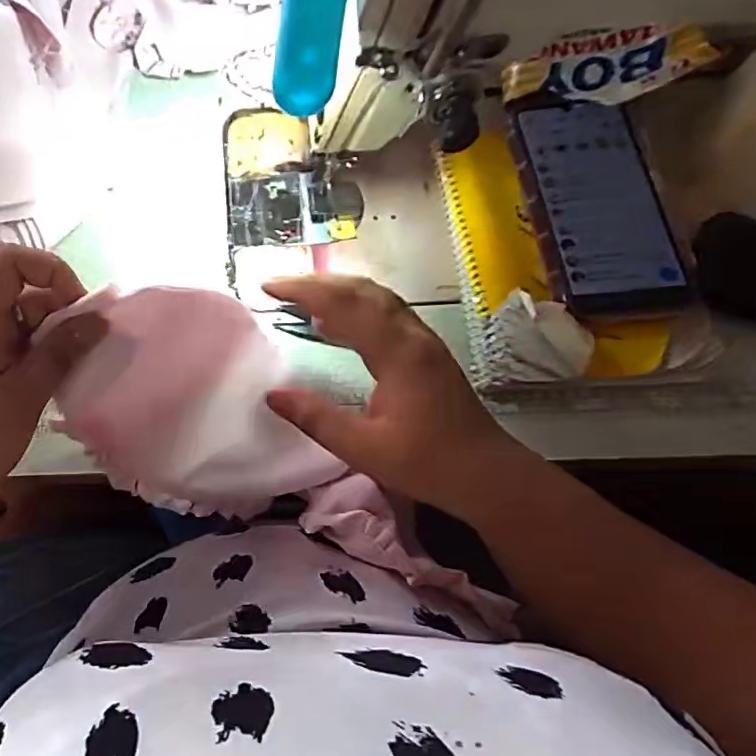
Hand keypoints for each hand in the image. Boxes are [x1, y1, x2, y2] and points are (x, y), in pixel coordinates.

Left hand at [0, 248, 105, 502]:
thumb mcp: (24, 394)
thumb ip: (61, 352)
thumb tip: (99, 319)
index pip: (8, 263)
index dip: (48, 270)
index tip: (78, 305)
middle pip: (25, 290)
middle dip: (64, 307)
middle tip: (92, 341)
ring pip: (31, 319)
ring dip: (61, 333)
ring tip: (85, 361)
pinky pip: (27, 343)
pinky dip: (51, 352)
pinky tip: (69, 373)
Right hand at [263, 275, 532, 519]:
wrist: (486, 473)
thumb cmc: (427, 463)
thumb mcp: (364, 449)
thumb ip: (317, 419)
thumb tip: (273, 395)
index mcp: (398, 354)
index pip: (345, 305)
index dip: (304, 291)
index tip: (268, 287)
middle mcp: (413, 337)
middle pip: (364, 292)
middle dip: (319, 282)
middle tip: (279, 287)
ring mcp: (424, 342)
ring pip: (379, 299)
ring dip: (339, 292)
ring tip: (301, 298)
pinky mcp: (427, 354)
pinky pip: (387, 315)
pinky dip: (356, 308)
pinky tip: (338, 324)